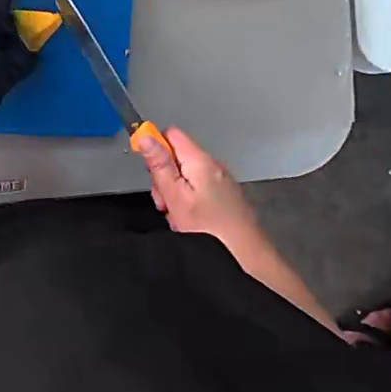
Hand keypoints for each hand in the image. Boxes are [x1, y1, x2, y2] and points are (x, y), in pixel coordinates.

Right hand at [137, 127, 272, 264]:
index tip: (149, 168)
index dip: (155, 146)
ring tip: (178, 216)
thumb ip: (159, 165)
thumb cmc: (210, 230)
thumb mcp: (174, 196)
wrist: (245, 257)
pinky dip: (188, 203)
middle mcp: (213, 165)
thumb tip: (145, 137)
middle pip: (177, 157)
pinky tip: (190, 222)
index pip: (171, 134)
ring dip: (175, 194)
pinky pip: (197, 190)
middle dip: (164, 178)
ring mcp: (220, 181)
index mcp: (200, 160)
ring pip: (185, 176)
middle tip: (165, 202)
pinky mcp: (224, 196)